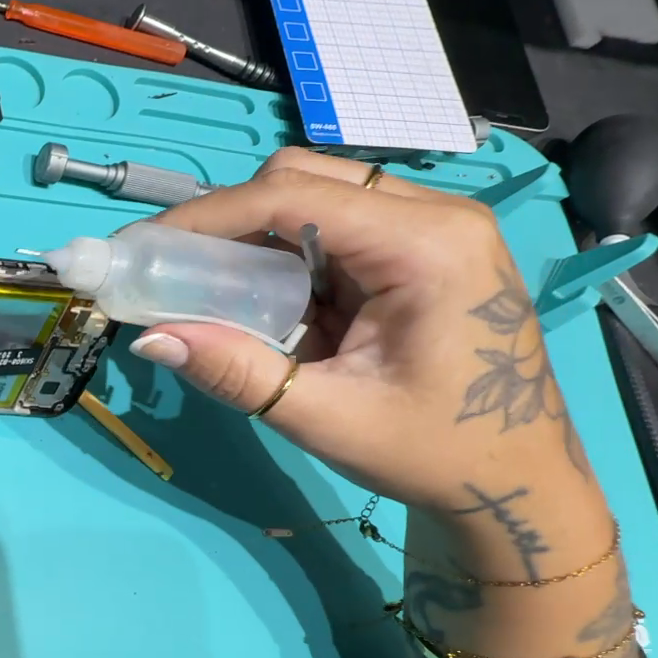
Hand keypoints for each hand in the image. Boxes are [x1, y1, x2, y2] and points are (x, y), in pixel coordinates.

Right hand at [129, 148, 592, 510]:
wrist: (513, 478)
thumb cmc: (432, 451)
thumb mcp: (324, 417)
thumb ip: (235, 372)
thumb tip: (148, 339)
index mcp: (426, 245)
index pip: (291, 195)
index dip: (207, 215)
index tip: (143, 246)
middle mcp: (432, 217)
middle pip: (300, 179)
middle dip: (224, 220)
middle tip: (171, 269)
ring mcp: (425, 230)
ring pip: (308, 198)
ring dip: (248, 238)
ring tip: (203, 286)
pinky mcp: (410, 251)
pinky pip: (323, 230)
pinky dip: (273, 257)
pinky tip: (253, 301)